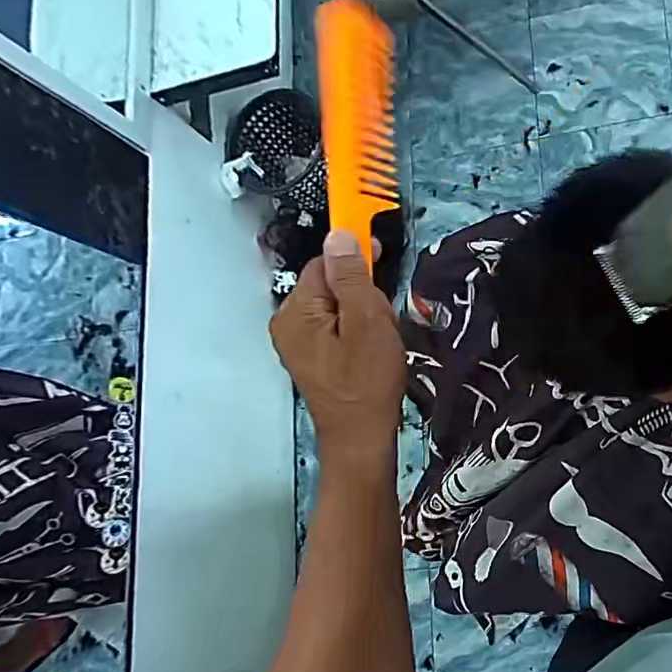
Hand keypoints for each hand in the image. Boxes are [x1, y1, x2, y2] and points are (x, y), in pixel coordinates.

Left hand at [269, 229, 404, 467]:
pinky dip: (354, 330)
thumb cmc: (368, 380)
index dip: (355, 260)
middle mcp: (286, 322)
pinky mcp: (310, 358)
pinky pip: (333, 327)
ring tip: (380, 338)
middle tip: (385, 319)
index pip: (324, 263)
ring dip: (360, 313)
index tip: (384, 265)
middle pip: (328, 285)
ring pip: (333, 307)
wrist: (360, 436)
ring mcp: (295, 342)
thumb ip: (352, 278)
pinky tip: (370, 349)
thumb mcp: (367, 322)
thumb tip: (338, 235)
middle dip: (360, 293)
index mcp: (295, 311)